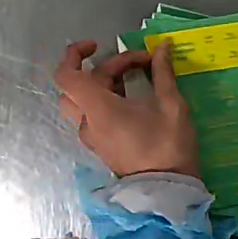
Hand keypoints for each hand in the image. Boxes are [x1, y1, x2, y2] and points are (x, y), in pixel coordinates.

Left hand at [53, 40, 199, 178]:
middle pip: (78, 85)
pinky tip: (134, 99)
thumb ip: (162, 72)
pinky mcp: (100, 146)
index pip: (66, 75)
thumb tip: (162, 47)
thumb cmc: (168, 146)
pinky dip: (107, 100)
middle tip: (137, 65)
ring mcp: (91, 137)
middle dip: (105, 68)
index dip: (74, 54)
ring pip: (84, 101)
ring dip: (104, 84)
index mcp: (98, 109)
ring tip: (134, 79)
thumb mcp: (171, 105)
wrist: (168, 193)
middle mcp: (87, 122)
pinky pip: (93, 116)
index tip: (96, 45)